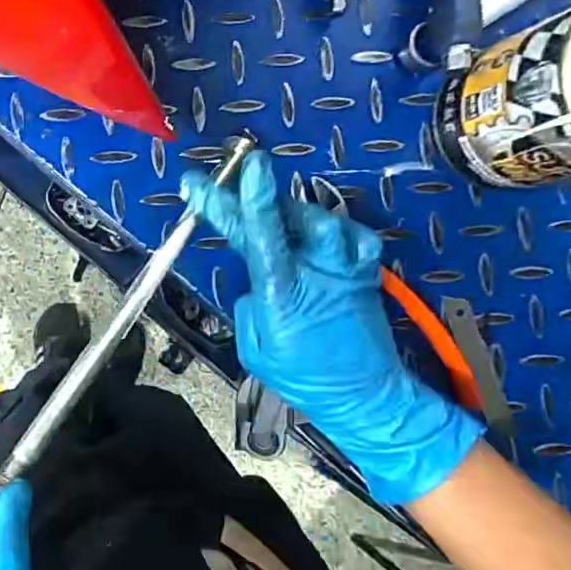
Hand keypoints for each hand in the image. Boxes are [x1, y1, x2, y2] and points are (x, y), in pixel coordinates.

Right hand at [183, 152, 480, 503]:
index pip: (257, 235)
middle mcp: (316, 272)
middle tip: (230, 174)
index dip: (232, 203)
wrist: (366, 395)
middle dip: (251, 192)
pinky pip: (351, 234)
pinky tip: (317, 230)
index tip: (204, 181)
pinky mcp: (364, 271)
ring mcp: (346, 268)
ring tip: (270, 209)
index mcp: (282, 293)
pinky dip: (332, 225)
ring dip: (290, 208)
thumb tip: (255, 284)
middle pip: (284, 217)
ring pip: (321, 218)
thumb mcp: (254, 347)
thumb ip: (249, 307)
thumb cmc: (303, 377)